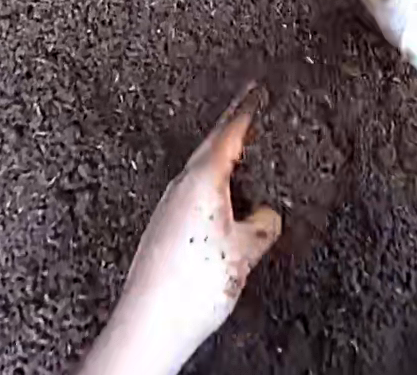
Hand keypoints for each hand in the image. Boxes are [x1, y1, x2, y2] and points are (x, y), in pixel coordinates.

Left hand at [80, 84, 281, 374]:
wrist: (147, 327)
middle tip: (249, 103)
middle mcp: (182, 184)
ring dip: (222, 150)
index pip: (231, 131)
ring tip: (240, 144)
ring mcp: (170, 203)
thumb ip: (264, 225)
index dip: (248, 108)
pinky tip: (220, 192)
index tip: (258, 89)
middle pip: (213, 142)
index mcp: (203, 179)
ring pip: (202, 164)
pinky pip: (194, 186)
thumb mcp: (245, 252)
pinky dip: (212, 176)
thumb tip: (269, 214)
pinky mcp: (164, 224)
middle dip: (232, 122)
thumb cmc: (192, 287)